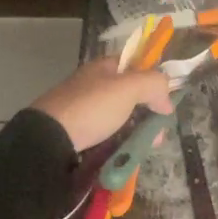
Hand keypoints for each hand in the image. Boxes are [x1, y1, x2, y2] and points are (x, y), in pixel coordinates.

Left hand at [31, 57, 173, 152]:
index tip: (166, 101)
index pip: (136, 65)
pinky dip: (121, 144)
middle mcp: (95, 86)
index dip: (154, 79)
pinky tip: (127, 154)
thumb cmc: (91, 107)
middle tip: (157, 134)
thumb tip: (167, 101)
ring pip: (123, 119)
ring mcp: (87, 111)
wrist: (49, 140)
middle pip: (132, 96)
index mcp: (104, 68)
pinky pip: (109, 136)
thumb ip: (154, 85)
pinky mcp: (81, 134)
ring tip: (145, 148)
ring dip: (138, 133)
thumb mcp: (128, 88)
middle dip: (149, 114)